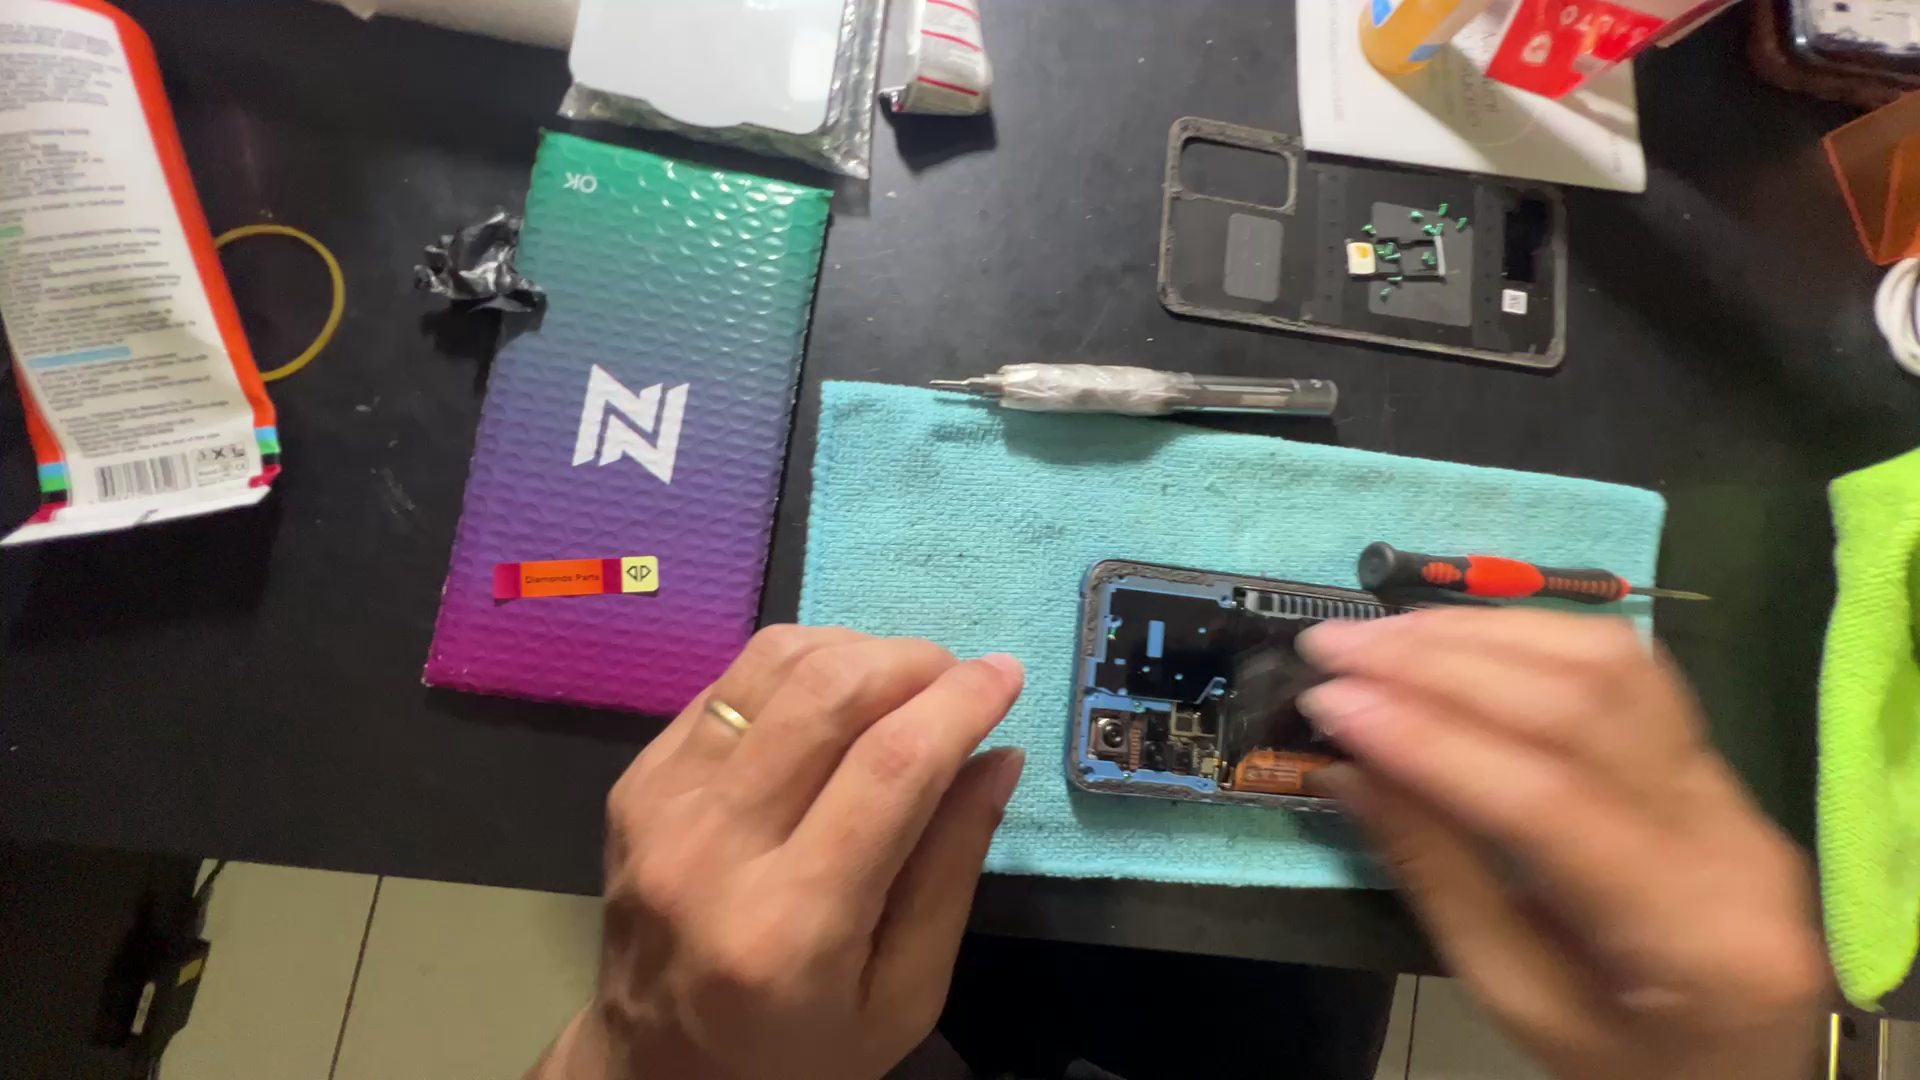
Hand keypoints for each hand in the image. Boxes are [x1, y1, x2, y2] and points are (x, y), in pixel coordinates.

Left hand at [532, 627, 1026, 1079]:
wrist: (651, 1068)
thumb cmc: (800, 1049)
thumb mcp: (905, 992)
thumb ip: (956, 863)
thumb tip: (998, 752)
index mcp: (790, 925)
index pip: (892, 767)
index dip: (960, 704)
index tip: (1006, 674)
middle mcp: (712, 848)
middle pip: (829, 694)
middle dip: (913, 661)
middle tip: (955, 678)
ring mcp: (663, 801)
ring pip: (778, 662)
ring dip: (861, 649)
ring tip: (901, 682)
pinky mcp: (641, 774)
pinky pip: (737, 676)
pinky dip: (806, 663)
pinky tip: (836, 695)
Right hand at [1297, 609, 1828, 1079]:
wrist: (1744, 1066)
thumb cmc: (1615, 1054)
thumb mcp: (1509, 991)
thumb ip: (1429, 869)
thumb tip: (1343, 765)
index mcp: (1689, 937)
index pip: (1543, 800)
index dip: (1422, 737)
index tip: (1327, 702)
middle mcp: (1729, 840)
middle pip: (1575, 708)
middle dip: (1432, 663)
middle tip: (1330, 646)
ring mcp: (1726, 785)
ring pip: (1601, 664)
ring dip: (1470, 634)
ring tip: (1374, 632)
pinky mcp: (1703, 752)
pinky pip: (1615, 660)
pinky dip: (1516, 631)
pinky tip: (1445, 633)